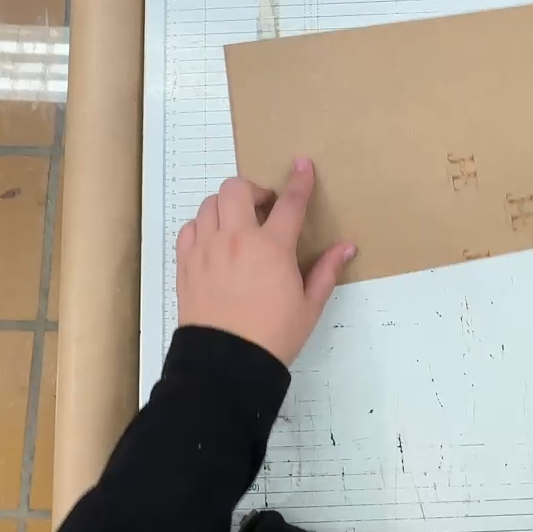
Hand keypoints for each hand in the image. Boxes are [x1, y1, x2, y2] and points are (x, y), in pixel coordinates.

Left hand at [177, 158, 354, 364]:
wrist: (226, 366)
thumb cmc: (273, 336)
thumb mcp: (309, 306)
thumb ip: (327, 270)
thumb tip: (346, 246)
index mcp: (272, 247)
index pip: (290, 202)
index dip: (299, 181)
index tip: (302, 165)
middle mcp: (237, 239)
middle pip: (237, 189)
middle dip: (253, 189)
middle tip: (264, 208)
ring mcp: (207, 249)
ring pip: (210, 204)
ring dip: (226, 206)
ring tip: (238, 224)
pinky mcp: (186, 264)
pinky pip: (189, 228)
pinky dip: (202, 226)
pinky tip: (214, 241)